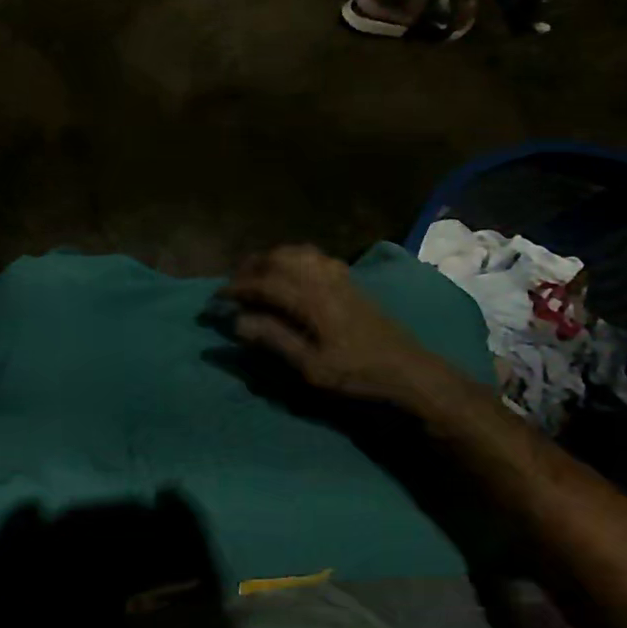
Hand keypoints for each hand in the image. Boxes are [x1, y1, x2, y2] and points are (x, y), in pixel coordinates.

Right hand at [220, 245, 426, 401]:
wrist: (409, 371)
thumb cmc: (357, 374)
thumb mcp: (310, 367)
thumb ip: (273, 340)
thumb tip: (237, 321)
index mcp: (311, 300)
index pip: (264, 283)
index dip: (236, 288)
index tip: (217, 298)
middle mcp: (323, 279)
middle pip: (279, 258)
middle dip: (250, 268)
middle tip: (232, 285)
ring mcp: (339, 277)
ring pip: (297, 252)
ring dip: (271, 259)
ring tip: (256, 276)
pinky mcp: (350, 281)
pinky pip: (314, 256)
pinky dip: (293, 259)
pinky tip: (290, 275)